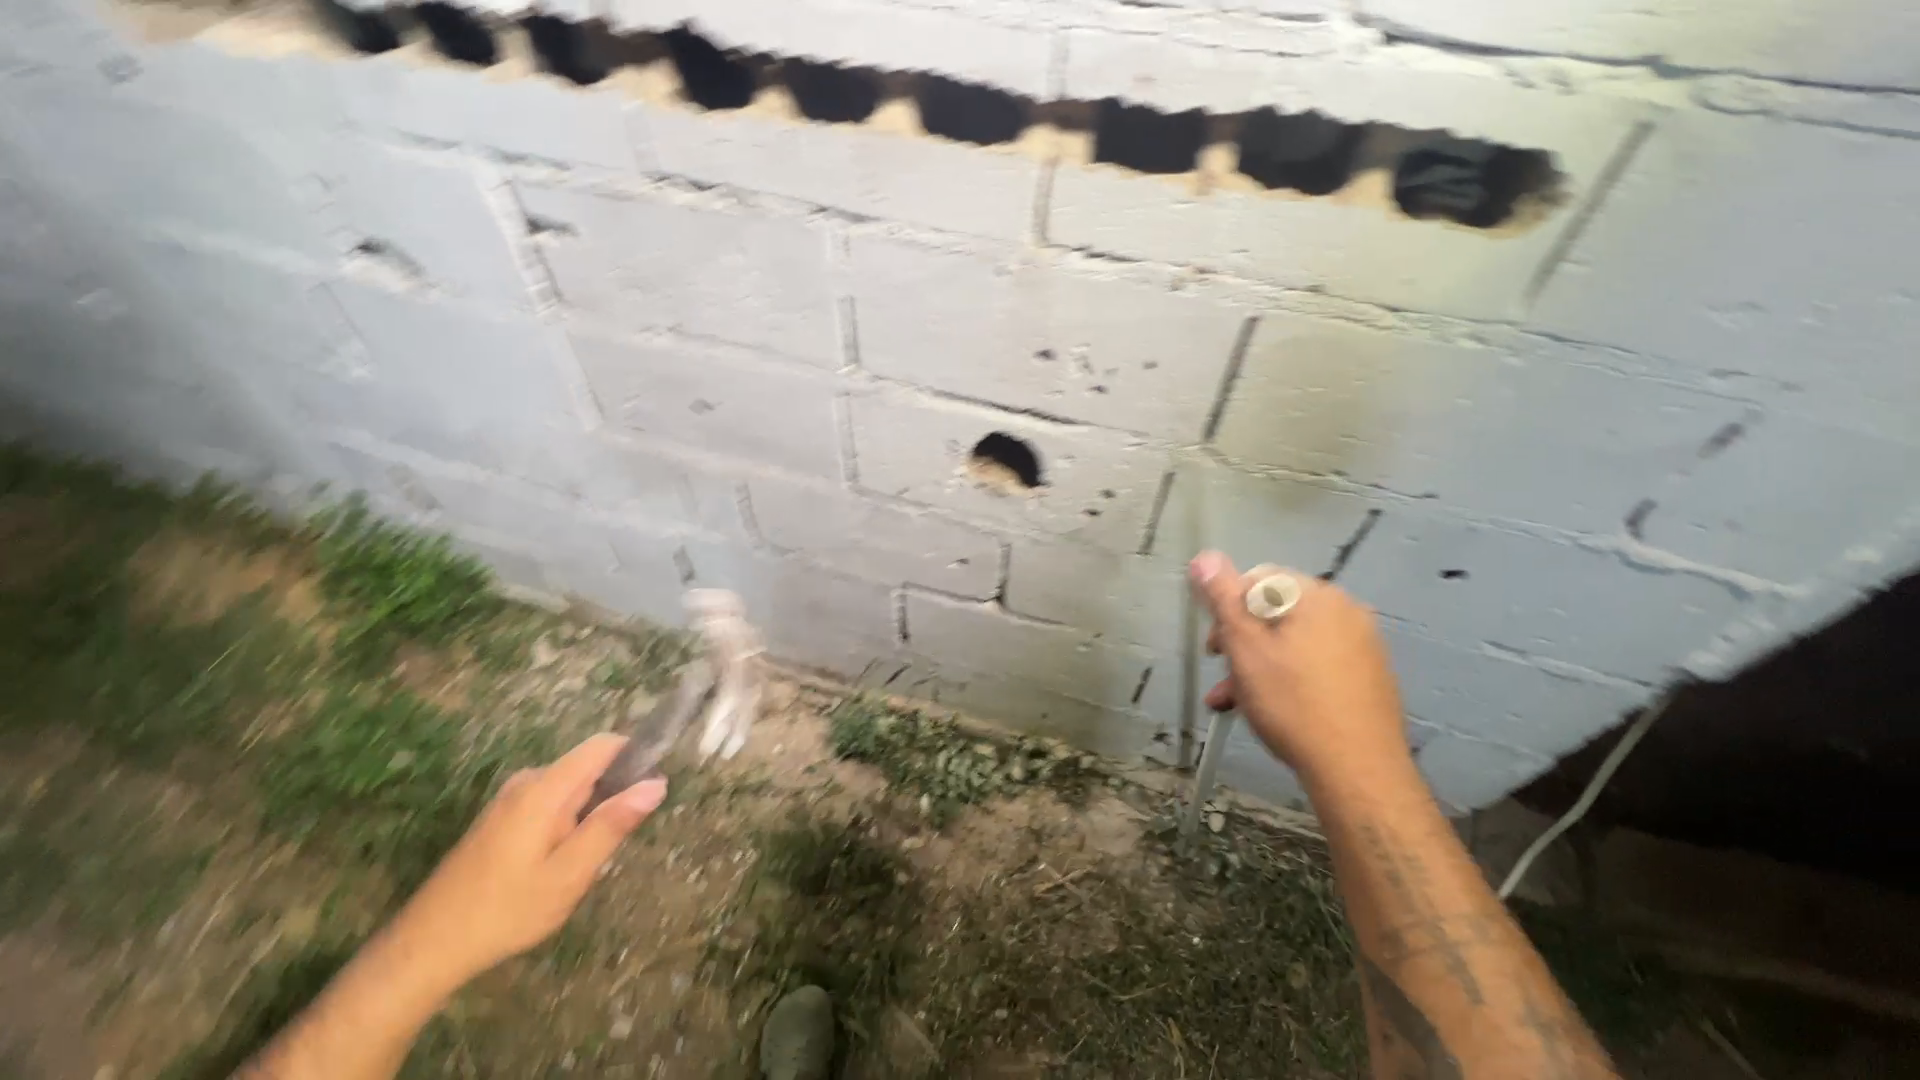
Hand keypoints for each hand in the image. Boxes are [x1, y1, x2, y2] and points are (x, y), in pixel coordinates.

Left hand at [387, 735, 667, 987]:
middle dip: (611, 800)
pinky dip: (565, 827)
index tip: (653, 792)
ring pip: (570, 792)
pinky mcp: (500, 819)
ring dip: (587, 819)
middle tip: (605, 853)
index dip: (635, 757)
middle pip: (588, 769)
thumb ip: (612, 825)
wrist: (428, 947)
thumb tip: (656, 783)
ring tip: (578, 869)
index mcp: (544, 789)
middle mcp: (526, 783)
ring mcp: (509, 800)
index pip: (602, 746)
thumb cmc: (506, 911)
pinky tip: (553, 871)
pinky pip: (549, 806)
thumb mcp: (569, 874)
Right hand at [1190, 551, 1408, 782]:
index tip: (1214, 649)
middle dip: (1242, 640)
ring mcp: (1362, 642)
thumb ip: (1223, 599)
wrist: (1358, 768)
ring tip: (1235, 701)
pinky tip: (1273, 707)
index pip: (1258, 579)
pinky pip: (1317, 661)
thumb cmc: (1293, 703)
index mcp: (1315, 596)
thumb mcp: (1245, 648)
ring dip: (1259, 663)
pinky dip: (1290, 675)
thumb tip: (1205, 555)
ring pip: (1294, 640)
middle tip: (1223, 677)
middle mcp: (1344, 609)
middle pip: (1276, 610)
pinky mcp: (1369, 673)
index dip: (1226, 608)